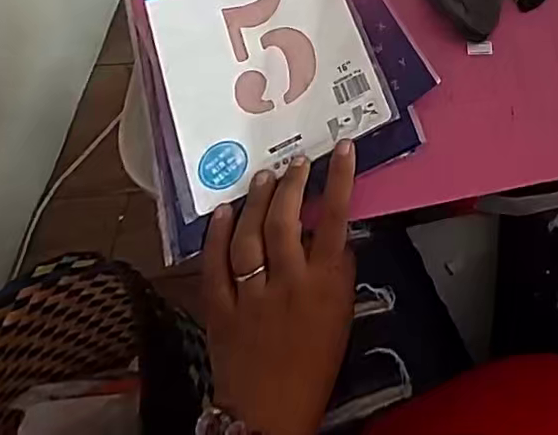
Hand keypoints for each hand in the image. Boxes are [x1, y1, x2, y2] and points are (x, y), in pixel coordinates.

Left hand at [202, 143, 356, 434]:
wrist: (270, 414)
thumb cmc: (316, 360)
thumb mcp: (342, 309)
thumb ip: (338, 267)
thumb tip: (333, 229)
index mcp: (324, 282)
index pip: (337, 217)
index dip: (340, 178)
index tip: (342, 148)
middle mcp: (288, 282)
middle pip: (285, 220)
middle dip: (292, 184)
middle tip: (296, 163)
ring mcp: (250, 295)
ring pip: (250, 236)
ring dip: (257, 200)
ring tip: (264, 176)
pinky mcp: (219, 310)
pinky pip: (215, 265)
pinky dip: (218, 234)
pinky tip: (224, 211)